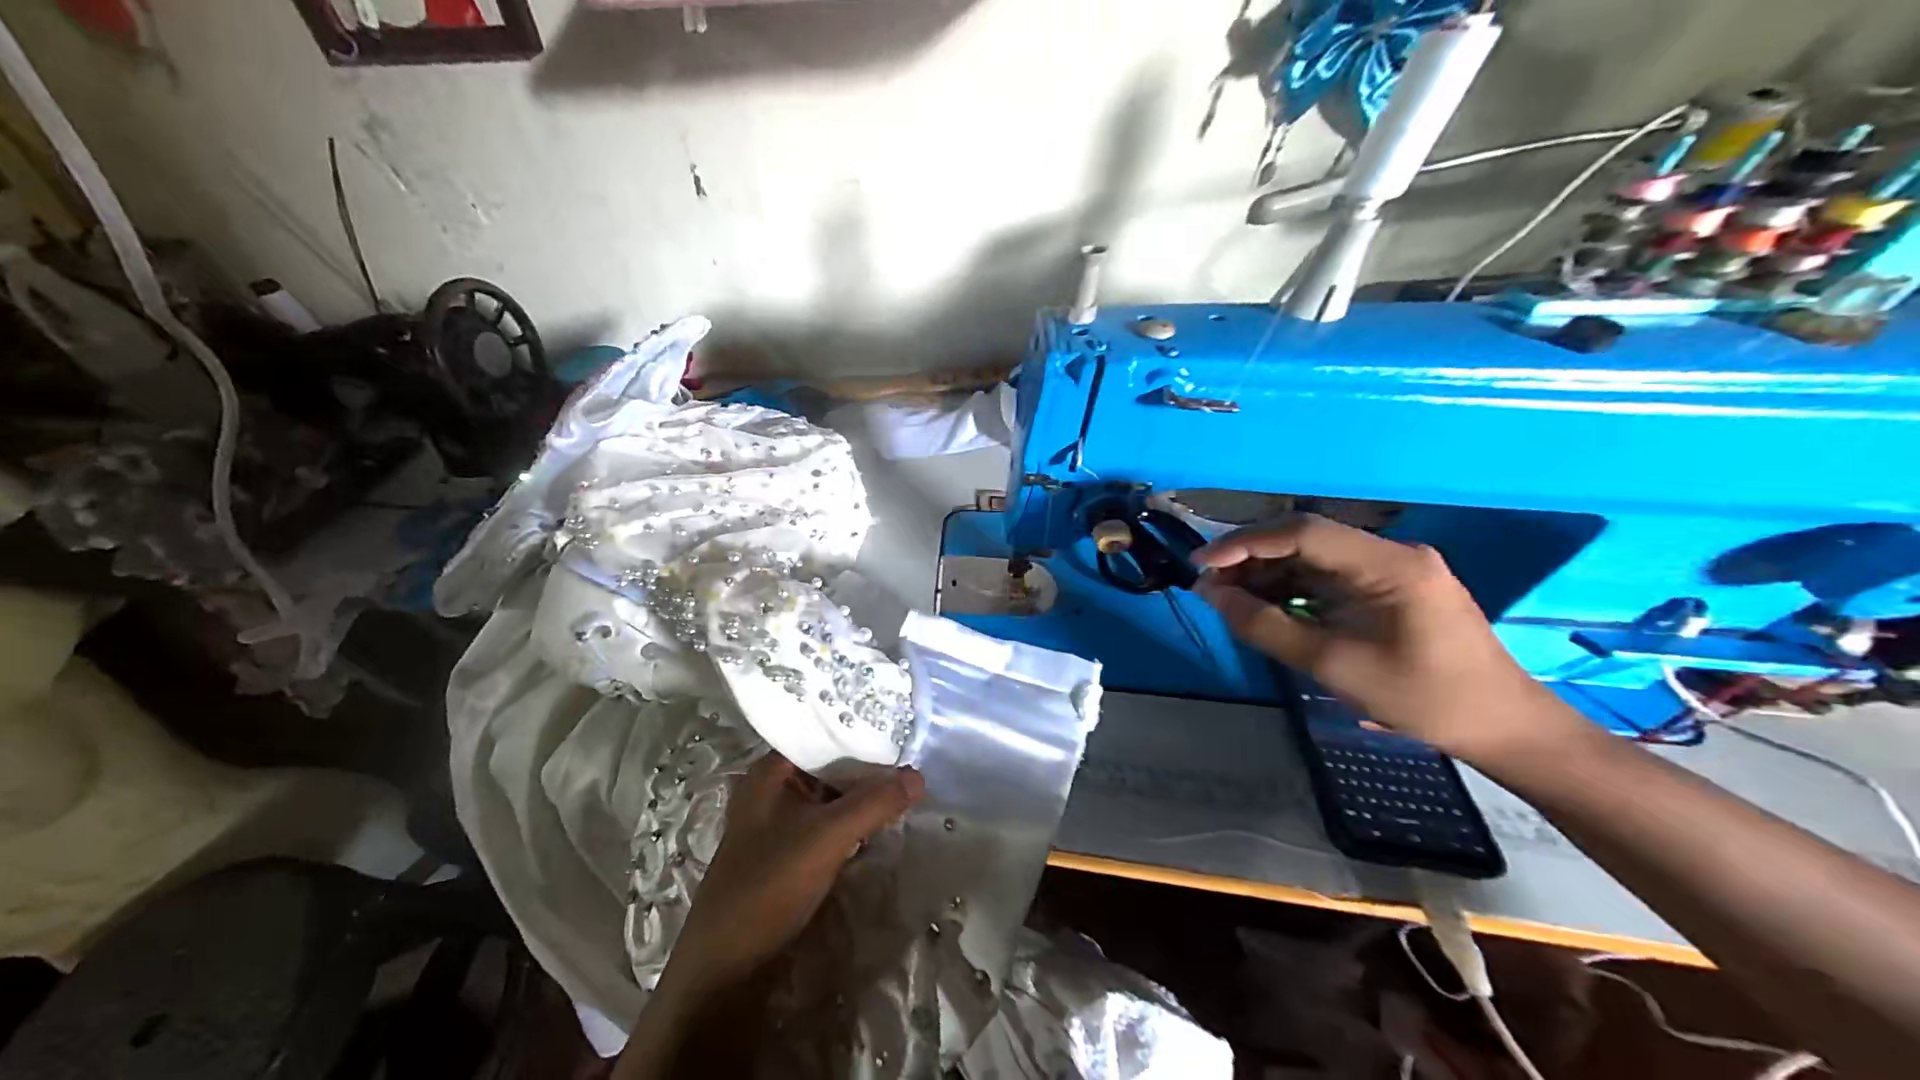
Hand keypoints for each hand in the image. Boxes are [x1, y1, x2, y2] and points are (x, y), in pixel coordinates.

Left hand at [655, 752, 924, 1005]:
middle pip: (828, 765)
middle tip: (912, 754)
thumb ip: (873, 803)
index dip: (857, 728)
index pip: (819, 734)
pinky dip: (853, 820)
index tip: (899, 725)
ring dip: (862, 795)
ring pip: (831, 796)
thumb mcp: (826, 837)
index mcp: (769, 773)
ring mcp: (780, 823)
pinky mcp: (790, 852)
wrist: (728, 967)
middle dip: (867, 764)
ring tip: (906, 783)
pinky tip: (881, 820)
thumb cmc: (769, 886)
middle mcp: (773, 790)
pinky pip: (829, 823)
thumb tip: (919, 775)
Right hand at [1192, 514, 1571, 760]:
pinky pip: (1328, 577)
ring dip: (1267, 574)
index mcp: (1387, 564)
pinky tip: (1263, 605)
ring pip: (1313, 557)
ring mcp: (1391, 568)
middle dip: (1250, 558)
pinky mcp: (1388, 587)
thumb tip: (1211, 596)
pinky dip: (1291, 589)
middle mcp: (1390, 553)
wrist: (1501, 725)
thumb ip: (1265, 626)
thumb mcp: (1333, 665)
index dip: (1244, 544)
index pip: (1302, 533)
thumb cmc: (1422, 697)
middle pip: (1305, 539)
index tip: (1201, 566)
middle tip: (1208, 586)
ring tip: (1226, 598)